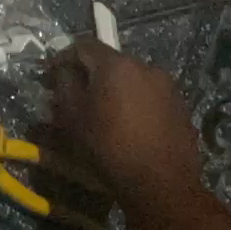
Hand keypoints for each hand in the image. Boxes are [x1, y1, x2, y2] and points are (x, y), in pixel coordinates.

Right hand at [48, 38, 201, 199]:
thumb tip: (64, 73)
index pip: (83, 45)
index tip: (50, 76)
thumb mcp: (71, 116)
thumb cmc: (108, 146)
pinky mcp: (180, 106)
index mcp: (116, 65)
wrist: (161, 184)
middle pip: (108, 61)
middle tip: (74, 95)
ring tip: (102, 112)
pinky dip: (133, 101)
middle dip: (88, 74)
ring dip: (112, 88)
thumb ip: (64, 85)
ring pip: (130, 78)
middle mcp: (145, 67)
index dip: (62, 58)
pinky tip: (126, 124)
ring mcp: (167, 86)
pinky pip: (148, 94)